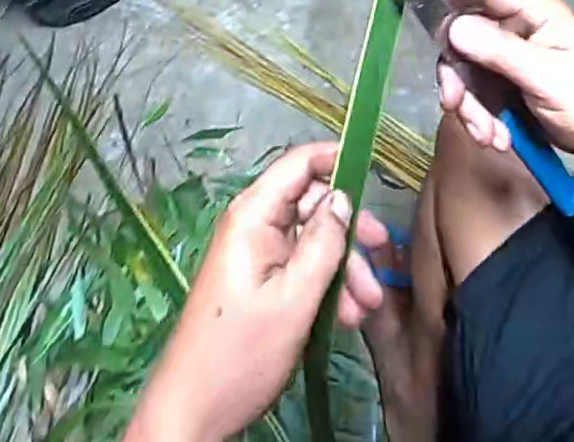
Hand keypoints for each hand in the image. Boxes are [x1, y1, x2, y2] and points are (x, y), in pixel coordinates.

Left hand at [125, 142, 388, 441]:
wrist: (192, 415)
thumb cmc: (240, 353)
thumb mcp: (293, 298)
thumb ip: (323, 243)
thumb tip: (343, 197)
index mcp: (254, 215)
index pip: (299, 163)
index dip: (335, 158)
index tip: (371, 172)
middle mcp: (256, 224)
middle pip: (314, 204)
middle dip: (349, 232)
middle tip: (381, 254)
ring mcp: (259, 252)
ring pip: (314, 239)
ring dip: (344, 267)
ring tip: (366, 306)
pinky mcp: (263, 279)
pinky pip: (304, 266)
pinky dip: (328, 285)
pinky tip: (347, 316)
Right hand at [422, 0, 573, 163]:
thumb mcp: (547, 77)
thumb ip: (499, 51)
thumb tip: (453, 26)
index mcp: (534, 14)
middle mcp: (518, 30)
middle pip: (465, 37)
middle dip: (457, 76)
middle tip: (453, 104)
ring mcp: (512, 58)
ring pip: (467, 71)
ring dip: (470, 106)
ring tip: (489, 136)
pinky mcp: (508, 84)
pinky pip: (478, 94)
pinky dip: (481, 117)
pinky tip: (498, 138)